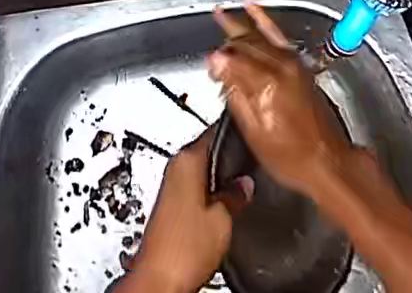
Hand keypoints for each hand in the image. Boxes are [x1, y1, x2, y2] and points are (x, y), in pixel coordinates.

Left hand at [120, 130, 250, 292]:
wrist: (159, 281)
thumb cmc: (181, 249)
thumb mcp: (222, 220)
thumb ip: (236, 195)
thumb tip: (245, 184)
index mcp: (187, 159)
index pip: (215, 133)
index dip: (236, 135)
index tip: (251, 136)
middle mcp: (176, 167)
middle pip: (209, 151)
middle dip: (230, 160)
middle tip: (252, 166)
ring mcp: (172, 186)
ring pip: (203, 172)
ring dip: (220, 180)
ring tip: (241, 190)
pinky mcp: (172, 205)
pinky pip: (196, 190)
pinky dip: (210, 196)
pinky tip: (223, 210)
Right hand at [207, 0, 351, 197]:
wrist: (329, 163)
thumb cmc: (295, 157)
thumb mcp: (254, 133)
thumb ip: (234, 95)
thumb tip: (219, 70)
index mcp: (266, 84)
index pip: (232, 59)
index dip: (217, 61)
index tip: (209, 65)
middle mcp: (280, 67)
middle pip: (244, 44)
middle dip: (226, 45)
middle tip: (213, 52)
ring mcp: (292, 62)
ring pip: (258, 36)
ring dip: (239, 25)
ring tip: (222, 12)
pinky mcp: (299, 63)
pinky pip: (277, 33)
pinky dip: (264, 18)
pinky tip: (253, 7)